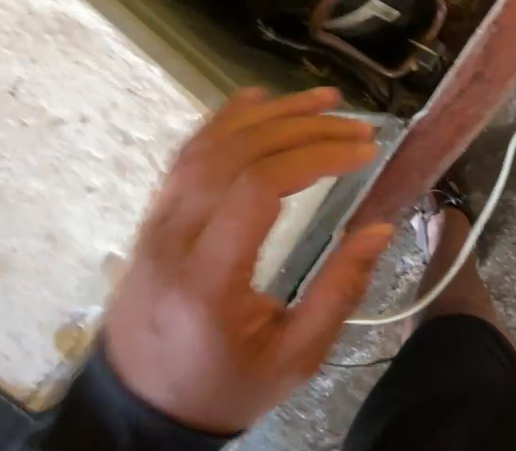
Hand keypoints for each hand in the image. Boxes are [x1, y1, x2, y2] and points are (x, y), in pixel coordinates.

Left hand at [103, 86, 394, 434]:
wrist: (136, 415)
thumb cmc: (221, 387)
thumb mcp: (293, 359)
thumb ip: (339, 293)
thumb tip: (379, 228)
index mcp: (206, 280)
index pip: (257, 188)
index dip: (318, 157)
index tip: (366, 154)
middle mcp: (173, 240)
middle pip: (237, 154)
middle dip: (307, 129)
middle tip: (359, 127)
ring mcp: (155, 225)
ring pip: (209, 145)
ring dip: (272, 114)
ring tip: (325, 100)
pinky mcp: (153, 219)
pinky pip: (186, 154)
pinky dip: (226, 120)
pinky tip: (261, 100)